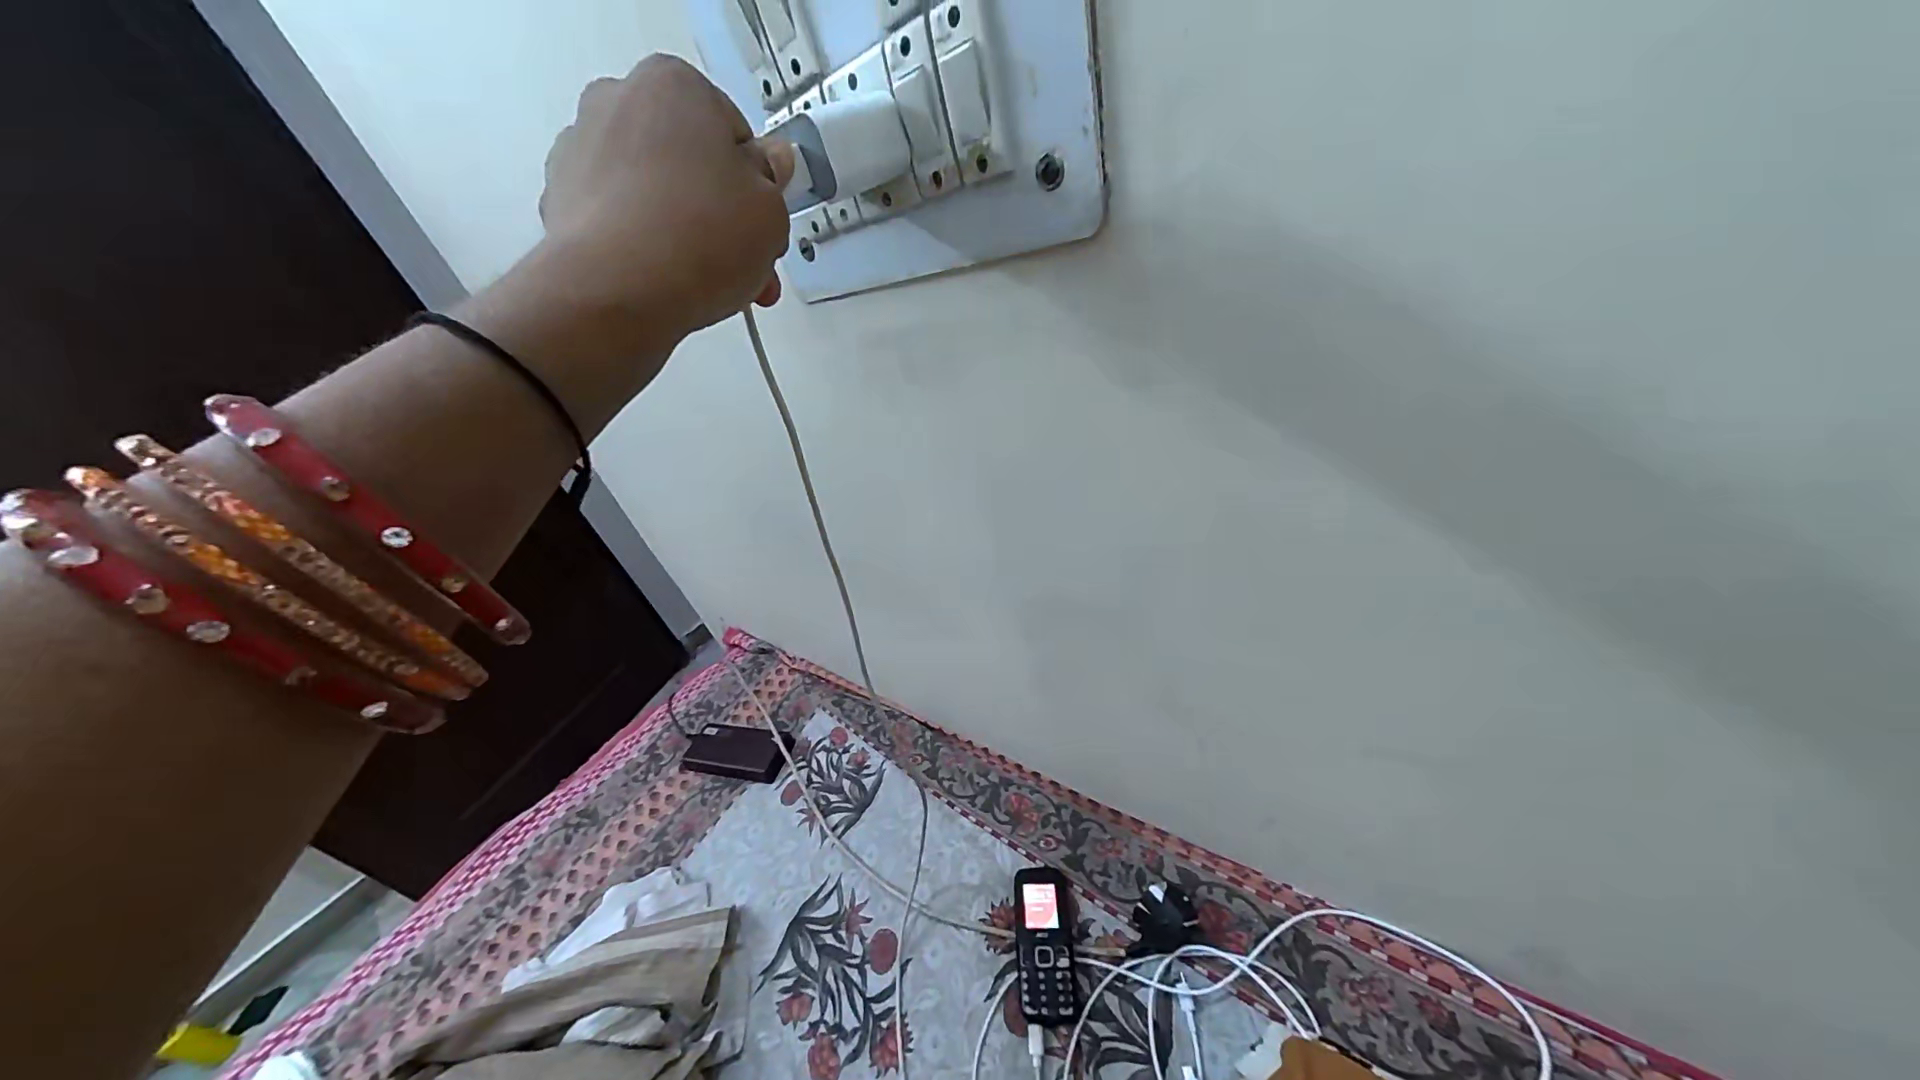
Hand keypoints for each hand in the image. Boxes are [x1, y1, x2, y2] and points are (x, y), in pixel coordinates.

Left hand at [541, 55, 793, 328]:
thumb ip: (775, 182)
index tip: (764, 208)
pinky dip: (653, 246)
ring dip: (693, 232)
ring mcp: (583, 150)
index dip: (759, 181)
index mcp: (674, 84)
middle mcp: (618, 102)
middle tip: (748, 249)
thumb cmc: (688, 239)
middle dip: (724, 210)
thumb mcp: (772, 211)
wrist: (619, 291)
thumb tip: (768, 171)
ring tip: (720, 276)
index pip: (736, 131)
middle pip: (692, 161)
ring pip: (659, 193)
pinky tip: (680, 279)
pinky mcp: (565, 201)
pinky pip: (627, 221)